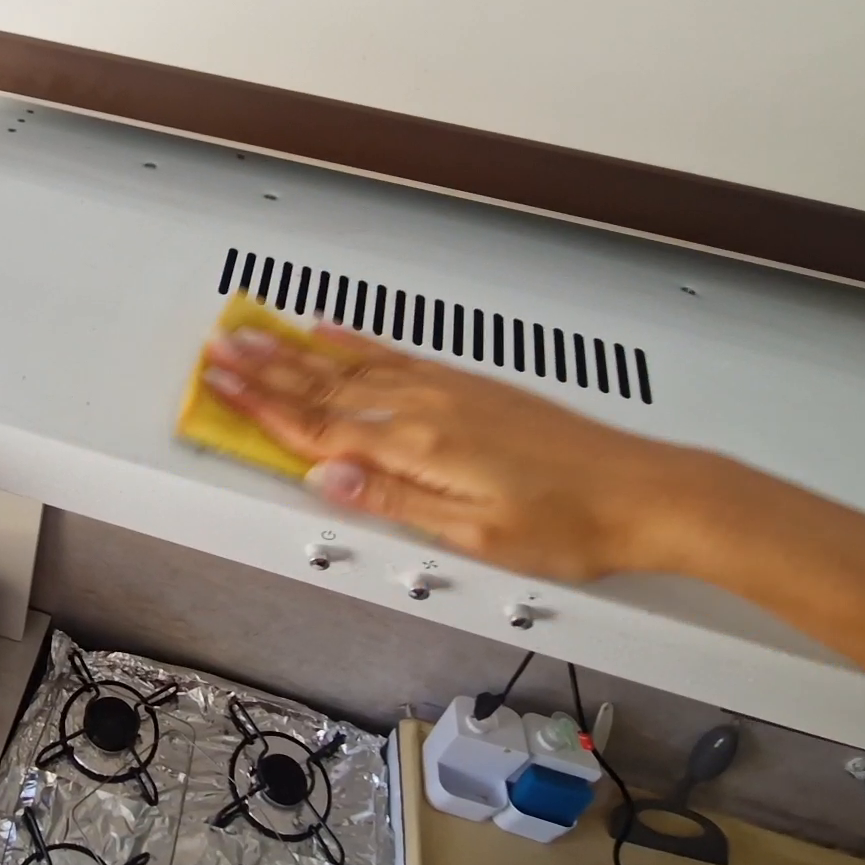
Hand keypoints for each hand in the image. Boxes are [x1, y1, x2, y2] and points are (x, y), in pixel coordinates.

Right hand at [202, 323, 706, 581]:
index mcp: (417, 448)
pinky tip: (330, 330)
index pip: (318, 426)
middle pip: (323, 387)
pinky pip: (395, 354)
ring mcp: (442, 389)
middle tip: (220, 348)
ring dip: (294, 351)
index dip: (263, 406)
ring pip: (349, 365)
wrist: (644, 490)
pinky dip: (355, 340)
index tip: (222, 385)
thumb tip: (326, 478)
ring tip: (256, 333)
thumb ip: (392, 499)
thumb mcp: (475, 534)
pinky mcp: (463, 383)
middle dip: (264, 369)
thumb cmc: (566, 523)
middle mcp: (421, 408)